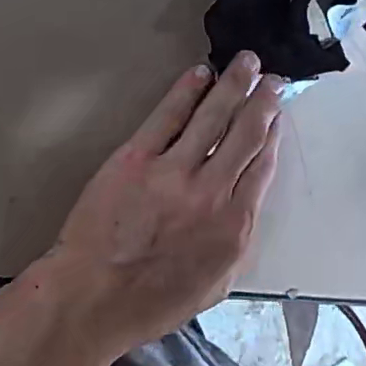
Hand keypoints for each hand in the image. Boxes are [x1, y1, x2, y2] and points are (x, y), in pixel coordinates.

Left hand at [34, 51, 282, 356]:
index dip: (273, 131)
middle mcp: (211, 192)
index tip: (277, 112)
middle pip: (247, 132)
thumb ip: (241, 236)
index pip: (263, 163)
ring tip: (247, 61)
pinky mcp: (136, 159)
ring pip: (214, 116)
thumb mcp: (217, 283)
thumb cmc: (152, 301)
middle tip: (272, 79)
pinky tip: (201, 73)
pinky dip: (188, 90)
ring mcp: (173, 172)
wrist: (87, 303)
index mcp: (234, 224)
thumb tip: (252, 194)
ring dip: (234, 83)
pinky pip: (168, 116)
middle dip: (264, 100)